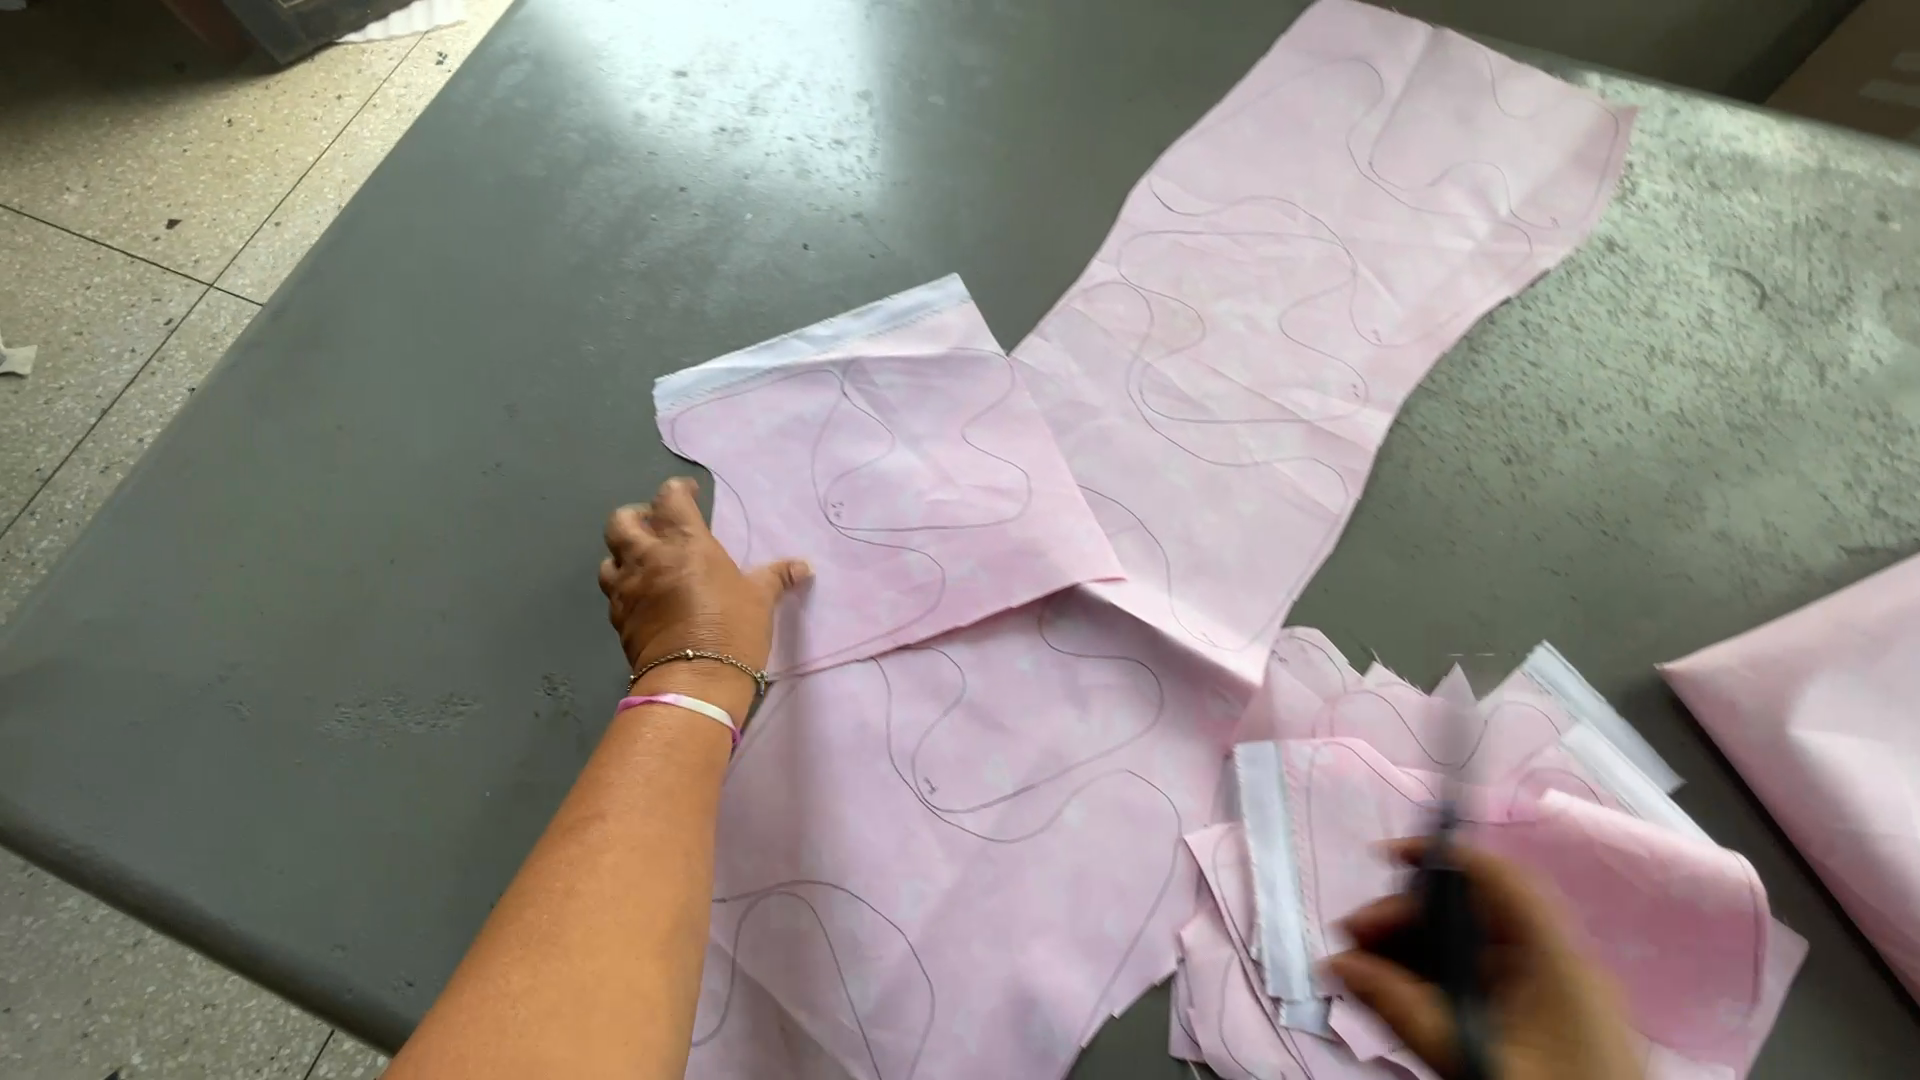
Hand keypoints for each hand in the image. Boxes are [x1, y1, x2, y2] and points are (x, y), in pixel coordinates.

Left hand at [599, 477, 809, 709]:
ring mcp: (627, 589)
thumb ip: (776, 577)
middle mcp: (648, 558)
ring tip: (646, 562)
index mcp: (685, 543)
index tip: (691, 494)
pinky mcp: (619, 619)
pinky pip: (614, 592)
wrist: (694, 681)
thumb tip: (803, 567)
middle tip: (657, 526)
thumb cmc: (733, 628)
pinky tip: (645, 597)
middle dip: (637, 517)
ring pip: (610, 557)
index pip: (670, 498)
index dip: (679, 490)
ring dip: (624, 553)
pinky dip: (626, 587)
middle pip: (623, 521)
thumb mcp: (760, 599)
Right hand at [1327, 839, 1639, 1079]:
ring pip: (1465, 946)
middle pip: (1467, 912)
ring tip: (1360, 971)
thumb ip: (1401, 1010)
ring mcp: (1547, 997)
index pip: (1498, 878)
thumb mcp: (1470, 1060)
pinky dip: (1431, 979)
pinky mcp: (1537, 1024)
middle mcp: (1552, 967)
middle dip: (1401, 916)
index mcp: (1553, 962)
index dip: (1440, 855)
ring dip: (1408, 949)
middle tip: (1350, 939)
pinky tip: (1392, 995)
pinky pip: (1475, 980)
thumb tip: (1336, 964)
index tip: (1381, 858)